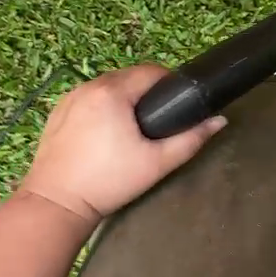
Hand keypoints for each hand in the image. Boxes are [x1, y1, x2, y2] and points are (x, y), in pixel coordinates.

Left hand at [17, 64, 224, 228]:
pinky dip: (103, 106)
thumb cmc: (109, 181)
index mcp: (113, 92)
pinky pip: (90, 97)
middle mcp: (89, 86)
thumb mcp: (157, 163)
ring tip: (134, 126)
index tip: (177, 106)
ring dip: (125, 97)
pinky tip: (107, 132)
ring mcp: (70, 98)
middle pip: (129, 76)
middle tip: (158, 121)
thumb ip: (191, 139)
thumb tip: (219, 120)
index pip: (151, 71)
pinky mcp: (57, 112)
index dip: (170, 84)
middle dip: (147, 92)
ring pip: (109, 86)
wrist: (55, 205)